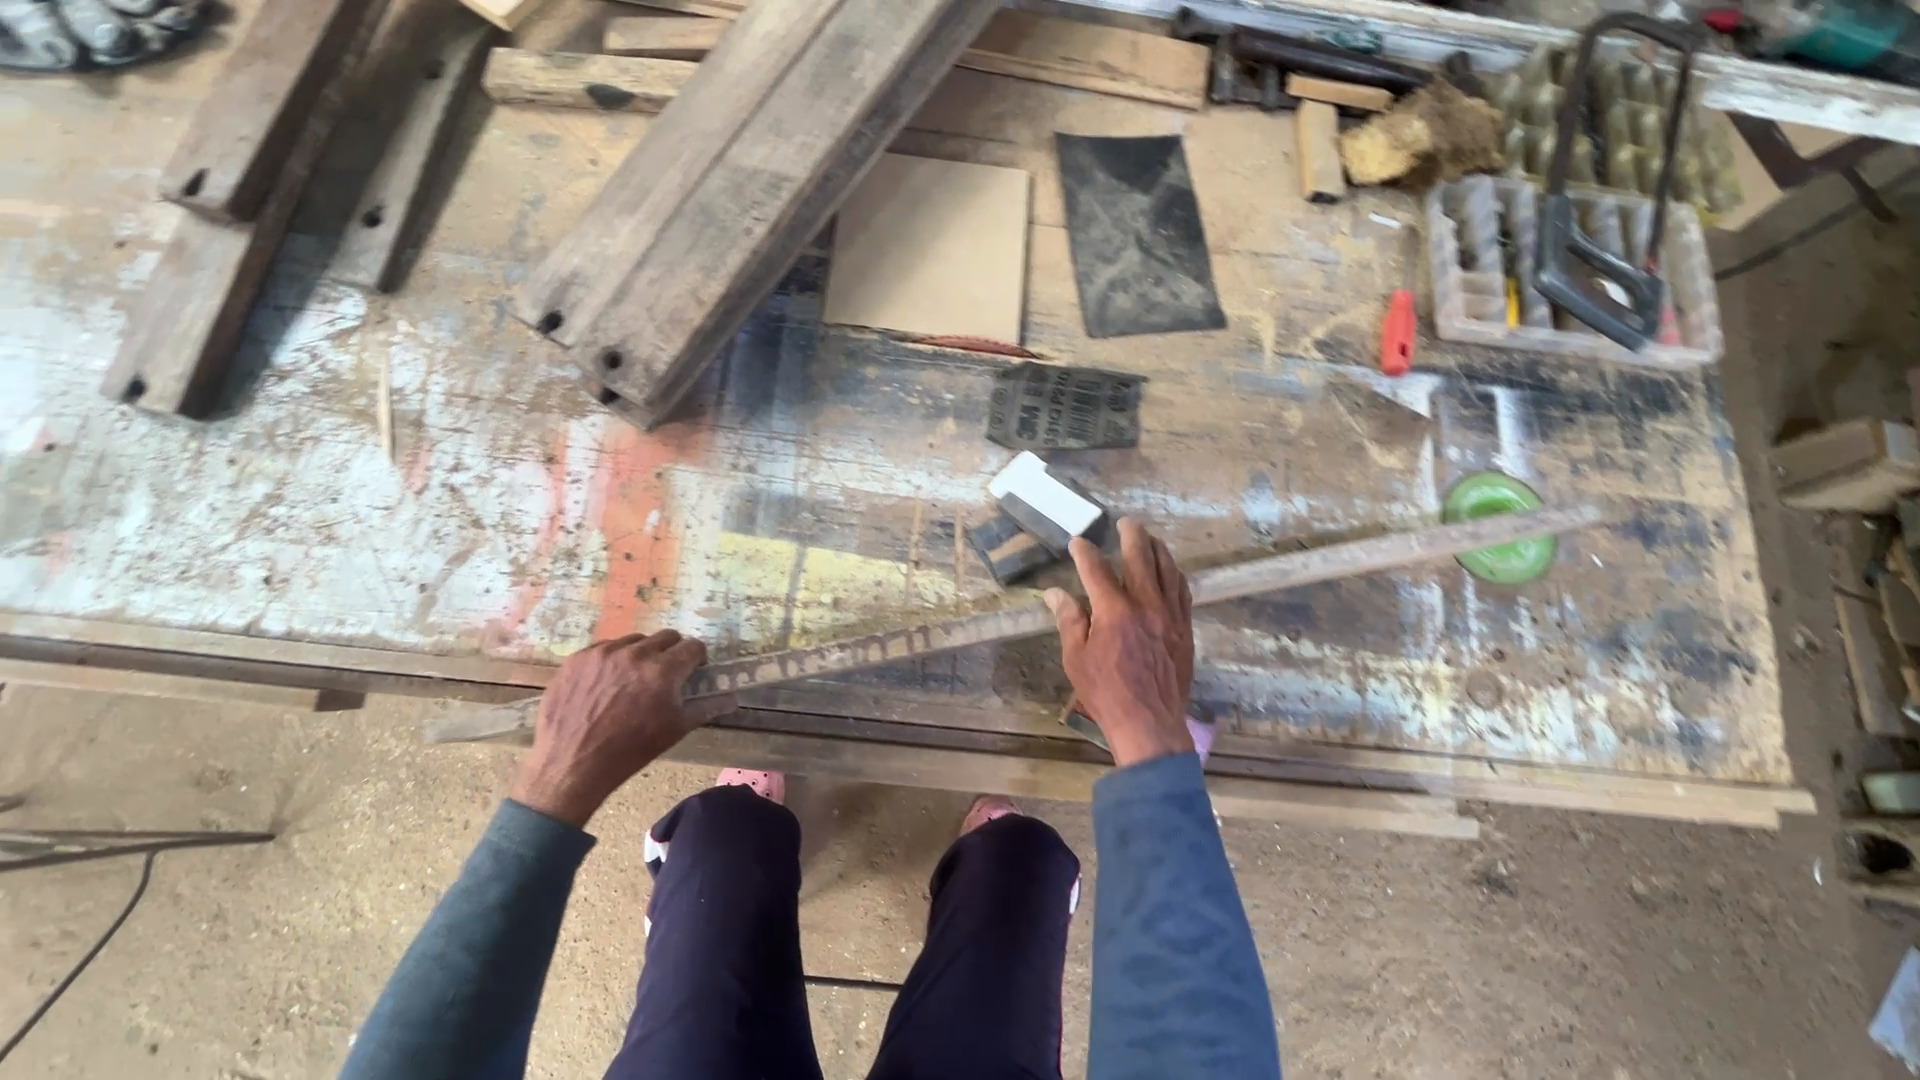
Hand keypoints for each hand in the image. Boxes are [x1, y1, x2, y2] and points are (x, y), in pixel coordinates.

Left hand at [510, 630, 735, 826]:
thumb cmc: (630, 750)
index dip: (696, 659)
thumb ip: (706, 708)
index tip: (691, 671)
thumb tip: (733, 699)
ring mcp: (603, 653)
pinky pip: (604, 648)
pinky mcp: (577, 658)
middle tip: (663, 676)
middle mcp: (635, 653)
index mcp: (664, 670)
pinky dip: (611, 660)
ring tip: (631, 680)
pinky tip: (605, 684)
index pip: (693, 646)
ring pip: (634, 641)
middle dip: (671, 653)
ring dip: (640, 654)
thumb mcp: (674, 730)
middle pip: (666, 637)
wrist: (571, 764)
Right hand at [1045, 518, 1195, 767]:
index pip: (1097, 570)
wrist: (1149, 723)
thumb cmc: (1106, 693)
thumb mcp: (1076, 659)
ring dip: (1158, 549)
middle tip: (1125, 523)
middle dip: (1131, 536)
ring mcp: (1170, 616)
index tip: (1077, 542)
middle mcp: (1146, 605)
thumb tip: (1055, 594)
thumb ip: (1069, 620)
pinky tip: (1171, 570)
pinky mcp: (1184, 629)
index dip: (1085, 552)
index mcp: (1114, 611)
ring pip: (1168, 570)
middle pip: (1140, 558)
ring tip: (1150, 538)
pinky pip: (1183, 591)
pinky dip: (1175, 574)